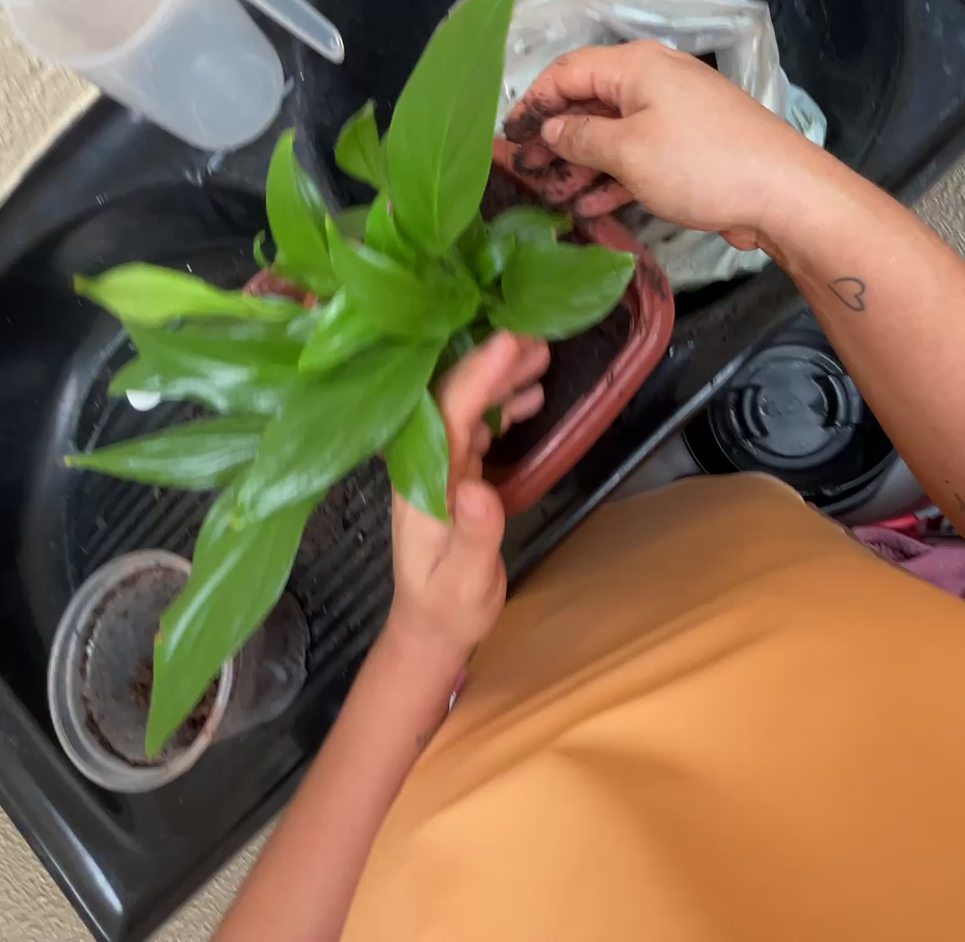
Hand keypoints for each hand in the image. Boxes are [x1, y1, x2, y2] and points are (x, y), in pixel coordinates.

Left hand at [388, 332, 549, 660]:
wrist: (432, 625)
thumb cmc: (449, 606)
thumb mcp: (465, 581)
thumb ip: (473, 535)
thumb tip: (478, 488)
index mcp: (423, 482)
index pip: (449, 416)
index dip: (478, 376)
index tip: (510, 342)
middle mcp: (427, 464)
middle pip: (455, 399)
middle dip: (492, 364)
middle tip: (537, 339)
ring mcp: (440, 466)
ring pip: (467, 407)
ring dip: (500, 379)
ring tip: (541, 357)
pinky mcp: (454, 473)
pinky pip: (477, 426)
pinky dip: (502, 405)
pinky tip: (529, 397)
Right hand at [502, 40, 833, 252]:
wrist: (779, 192)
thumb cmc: (698, 163)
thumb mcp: (629, 151)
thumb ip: (582, 138)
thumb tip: (552, 129)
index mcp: (635, 66)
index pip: (567, 71)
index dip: (533, 100)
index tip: (508, 134)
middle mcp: (651, 83)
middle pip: (588, 105)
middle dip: (554, 138)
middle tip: (524, 170)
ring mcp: (671, 118)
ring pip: (611, 137)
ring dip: (579, 165)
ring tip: (550, 195)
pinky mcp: (685, 151)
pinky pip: (636, 159)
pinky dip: (611, 179)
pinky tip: (587, 206)